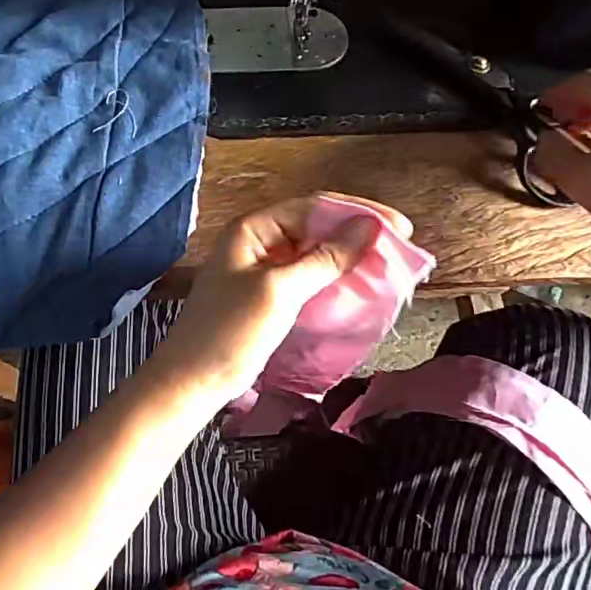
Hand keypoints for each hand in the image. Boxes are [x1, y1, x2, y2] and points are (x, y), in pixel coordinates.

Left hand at [149, 193, 411, 399]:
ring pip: (313, 253)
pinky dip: (332, 279)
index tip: (398, 227)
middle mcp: (256, 242)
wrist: (192, 382)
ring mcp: (261, 270)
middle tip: (399, 248)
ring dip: (347, 257)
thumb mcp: (279, 292)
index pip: (312, 207)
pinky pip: (307, 277)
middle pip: (315, 227)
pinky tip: (357, 286)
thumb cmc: (228, 333)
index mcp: (251, 229)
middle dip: (355, 234)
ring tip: (386, 266)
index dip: (356, 213)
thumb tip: (368, 228)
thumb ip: (324, 259)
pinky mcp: (267, 296)